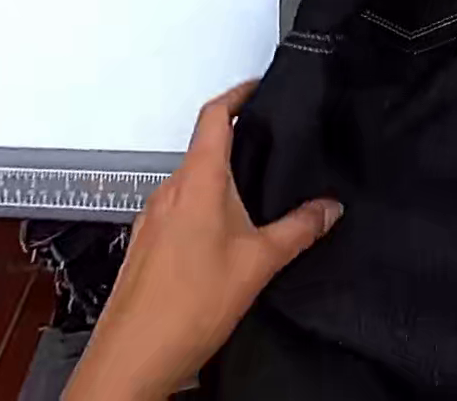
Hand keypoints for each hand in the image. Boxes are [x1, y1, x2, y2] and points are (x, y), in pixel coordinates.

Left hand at [65, 81, 342, 399]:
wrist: (126, 371)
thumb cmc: (184, 310)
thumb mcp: (260, 261)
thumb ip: (301, 227)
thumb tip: (331, 207)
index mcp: (197, 183)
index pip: (213, 117)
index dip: (237, 93)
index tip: (258, 85)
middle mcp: (168, 194)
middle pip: (203, 146)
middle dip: (237, 137)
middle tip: (270, 137)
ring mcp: (151, 221)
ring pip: (190, 179)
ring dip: (220, 173)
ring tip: (255, 186)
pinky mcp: (143, 248)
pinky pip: (178, 207)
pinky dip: (204, 204)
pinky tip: (225, 233)